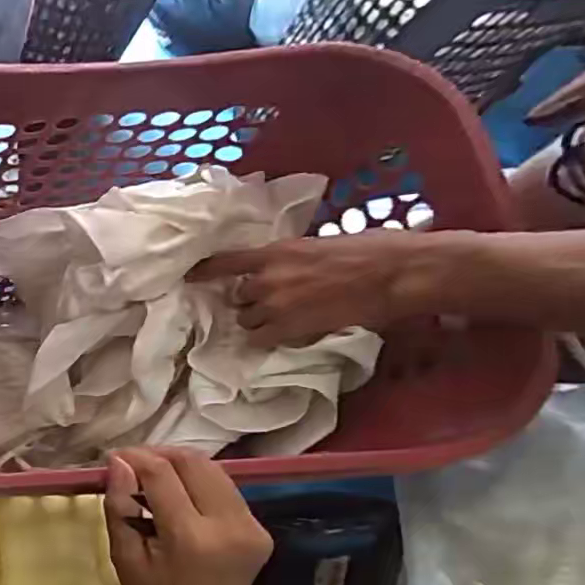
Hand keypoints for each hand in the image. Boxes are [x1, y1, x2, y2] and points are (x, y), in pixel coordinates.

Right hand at [104, 448, 273, 584]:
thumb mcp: (125, 558)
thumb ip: (120, 508)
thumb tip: (119, 463)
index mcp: (191, 538)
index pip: (162, 475)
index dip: (136, 459)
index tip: (114, 458)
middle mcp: (228, 525)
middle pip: (193, 462)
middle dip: (158, 454)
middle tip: (132, 463)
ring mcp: (250, 526)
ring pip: (212, 468)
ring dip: (178, 464)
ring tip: (151, 476)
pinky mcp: (259, 527)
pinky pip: (223, 486)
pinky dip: (196, 481)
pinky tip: (176, 494)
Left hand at [189, 231, 452, 346]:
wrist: (396, 273)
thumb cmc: (371, 251)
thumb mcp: (321, 244)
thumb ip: (292, 257)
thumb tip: (282, 266)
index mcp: (277, 252)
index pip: (226, 262)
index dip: (204, 270)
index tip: (189, 276)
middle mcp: (268, 278)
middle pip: (237, 296)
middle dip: (247, 301)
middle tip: (267, 302)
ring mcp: (276, 305)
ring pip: (246, 320)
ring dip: (256, 320)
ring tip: (279, 319)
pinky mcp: (288, 328)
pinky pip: (260, 339)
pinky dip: (266, 339)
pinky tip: (283, 335)